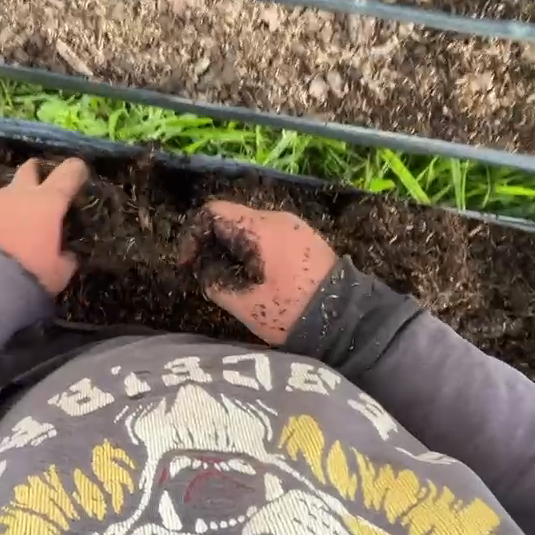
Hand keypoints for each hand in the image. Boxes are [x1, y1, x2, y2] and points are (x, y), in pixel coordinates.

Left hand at [0, 158, 90, 295]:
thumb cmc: (28, 275)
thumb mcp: (57, 274)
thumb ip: (65, 260)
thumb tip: (66, 255)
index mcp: (48, 204)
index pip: (68, 175)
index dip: (75, 171)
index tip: (78, 171)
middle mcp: (20, 194)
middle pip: (30, 170)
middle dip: (35, 173)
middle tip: (38, 186)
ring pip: (5, 194)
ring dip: (10, 205)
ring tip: (7, 231)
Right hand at [182, 200, 335, 344]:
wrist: (347, 321)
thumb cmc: (290, 311)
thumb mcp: (242, 302)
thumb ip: (214, 280)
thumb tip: (205, 268)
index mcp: (260, 228)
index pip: (212, 212)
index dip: (191, 236)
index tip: (187, 265)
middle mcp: (277, 219)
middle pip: (230, 218)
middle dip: (210, 244)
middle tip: (202, 273)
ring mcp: (294, 228)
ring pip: (248, 228)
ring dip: (230, 249)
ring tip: (225, 279)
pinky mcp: (304, 241)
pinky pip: (266, 237)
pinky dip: (250, 251)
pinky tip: (251, 278)